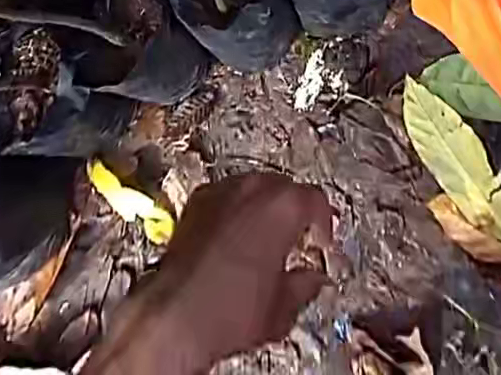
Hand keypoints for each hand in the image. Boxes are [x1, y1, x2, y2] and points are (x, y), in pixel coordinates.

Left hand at [83, 173, 332, 374]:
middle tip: (297, 239)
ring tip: (264, 240)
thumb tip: (313, 280)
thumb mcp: (282, 307)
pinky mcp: (199, 198)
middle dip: (294, 211)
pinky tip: (233, 238)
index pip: (316, 200)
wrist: (177, 313)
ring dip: (263, 207)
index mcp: (283, 206)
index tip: (321, 240)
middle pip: (285, 187)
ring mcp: (224, 189)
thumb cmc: (228, 309)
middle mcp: (254, 187)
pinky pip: (227, 195)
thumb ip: (305, 285)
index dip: (323, 222)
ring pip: (254, 187)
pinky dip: (234, 210)